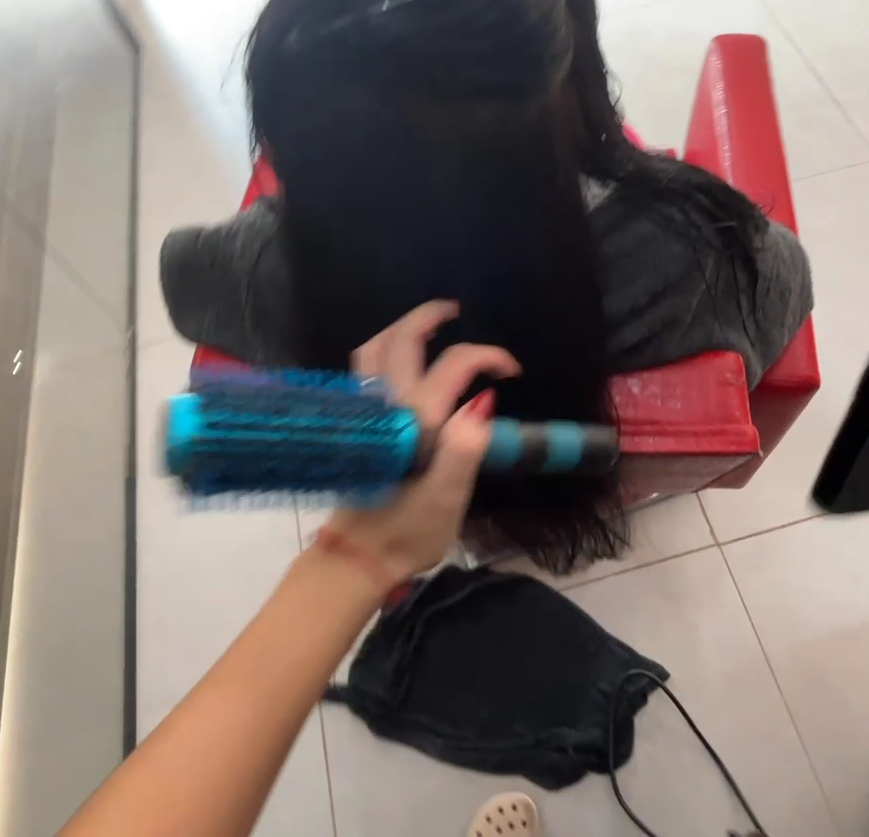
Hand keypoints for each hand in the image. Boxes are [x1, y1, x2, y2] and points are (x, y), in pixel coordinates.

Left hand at [318, 301, 518, 585]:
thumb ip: (465, 449)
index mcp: (416, 419)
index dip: (488, 356)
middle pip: (402, 340)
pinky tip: (397, 360)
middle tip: (455, 311)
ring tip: (425, 326)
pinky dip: (383, 348)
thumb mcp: (448, 498)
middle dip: (429, 317)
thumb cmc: (408, 530)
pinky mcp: (356, 424)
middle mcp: (387, 405)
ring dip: (399, 328)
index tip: (512, 372)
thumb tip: (484, 401)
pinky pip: (364, 368)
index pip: (455, 364)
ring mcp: (365, 411)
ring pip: (373, 349)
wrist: (357, 556)